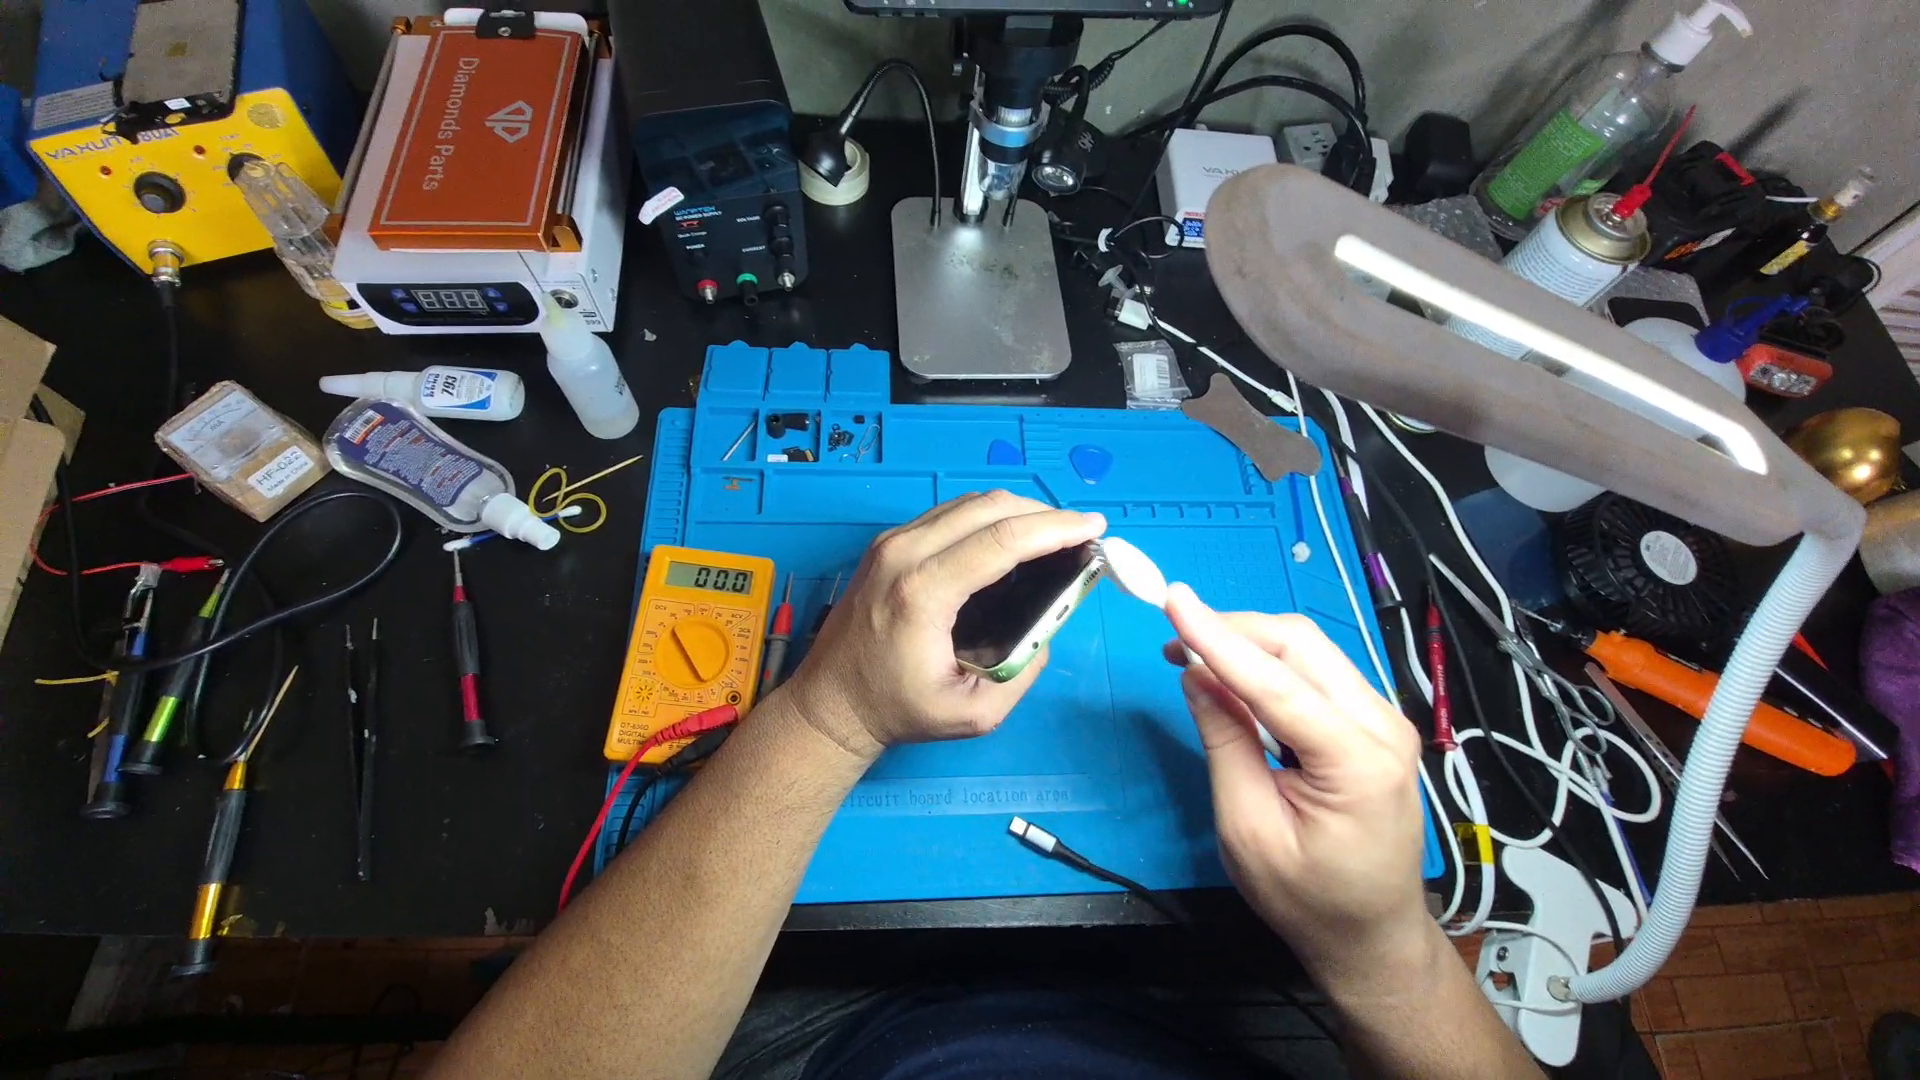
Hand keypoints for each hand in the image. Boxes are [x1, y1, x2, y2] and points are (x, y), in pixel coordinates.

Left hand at [778, 491, 1106, 762]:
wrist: (830, 702)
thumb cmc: (897, 710)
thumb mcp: (972, 714)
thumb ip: (1022, 674)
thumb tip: (1047, 629)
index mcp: (923, 592)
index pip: (1003, 539)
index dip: (1056, 529)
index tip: (1094, 528)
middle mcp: (904, 553)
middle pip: (989, 508)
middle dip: (1044, 514)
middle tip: (1079, 533)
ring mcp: (891, 542)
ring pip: (968, 503)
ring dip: (1016, 511)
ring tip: (1051, 535)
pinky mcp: (887, 543)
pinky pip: (947, 514)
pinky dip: (987, 517)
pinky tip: (1009, 539)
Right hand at [1162, 584, 1432, 991]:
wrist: (1373, 935)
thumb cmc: (1308, 898)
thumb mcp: (1248, 829)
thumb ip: (1225, 742)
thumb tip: (1196, 675)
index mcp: (1358, 763)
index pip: (1276, 682)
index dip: (1218, 638)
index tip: (1173, 601)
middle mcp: (1382, 725)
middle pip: (1299, 645)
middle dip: (1231, 629)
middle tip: (1173, 640)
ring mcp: (1382, 718)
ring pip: (1306, 648)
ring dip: (1245, 641)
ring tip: (1191, 654)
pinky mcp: (1370, 720)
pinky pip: (1313, 669)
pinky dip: (1264, 661)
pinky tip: (1231, 673)